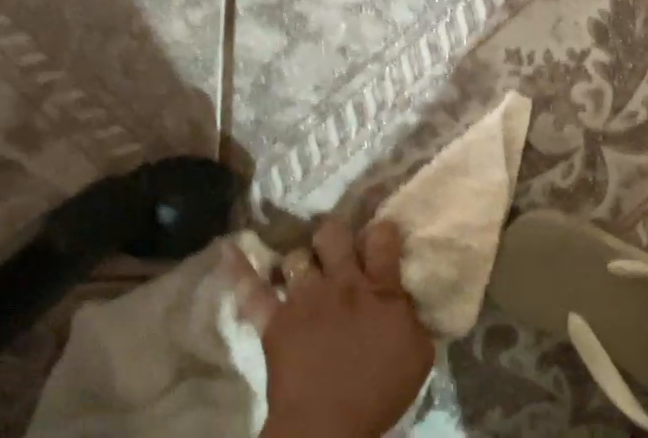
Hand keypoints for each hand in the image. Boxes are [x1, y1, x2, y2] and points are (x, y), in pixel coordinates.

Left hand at [250, 219, 432, 437]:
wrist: (326, 425)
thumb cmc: (380, 390)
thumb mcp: (418, 350)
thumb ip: (413, 317)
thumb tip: (409, 302)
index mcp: (382, 289)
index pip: (382, 237)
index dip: (381, 230)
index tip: (381, 234)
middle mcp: (343, 284)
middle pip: (334, 236)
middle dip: (336, 234)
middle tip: (340, 247)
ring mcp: (305, 300)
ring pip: (298, 258)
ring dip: (303, 260)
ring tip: (304, 269)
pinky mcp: (274, 322)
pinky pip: (252, 292)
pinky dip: (239, 270)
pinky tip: (228, 250)